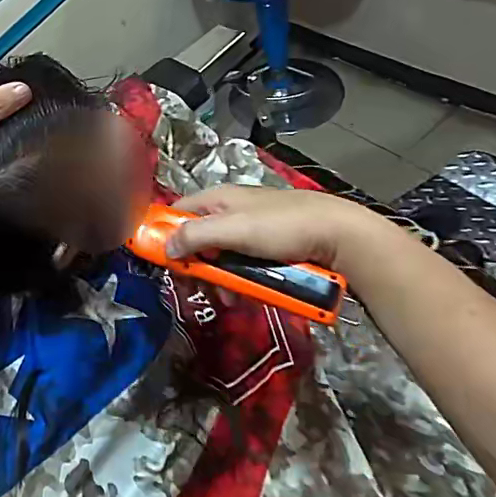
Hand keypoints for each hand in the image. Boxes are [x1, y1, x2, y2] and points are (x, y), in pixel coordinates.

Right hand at [167, 186, 394, 275]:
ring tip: (224, 298)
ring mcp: (249, 230)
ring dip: (216, 278)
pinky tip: (241, 296)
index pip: (177, 211)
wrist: (336, 234)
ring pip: (217, 255)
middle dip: (193, 264)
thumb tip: (164, 248)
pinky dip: (237, 280)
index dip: (163, 233)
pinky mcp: (266, 248)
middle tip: (195, 289)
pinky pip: (240, 264)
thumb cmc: (282, 226)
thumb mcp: (234, 229)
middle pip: (195, 237)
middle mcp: (230, 211)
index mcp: (218, 198)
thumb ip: (196, 236)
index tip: (159, 261)